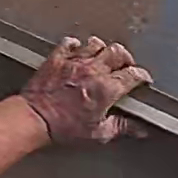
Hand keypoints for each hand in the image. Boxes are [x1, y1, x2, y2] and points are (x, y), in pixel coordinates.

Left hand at [18, 36, 152, 144]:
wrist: (34, 118)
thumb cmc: (63, 128)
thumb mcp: (98, 134)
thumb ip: (121, 128)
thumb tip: (139, 129)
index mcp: (106, 89)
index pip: (133, 74)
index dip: (142, 76)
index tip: (142, 79)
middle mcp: (93, 70)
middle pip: (118, 52)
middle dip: (125, 58)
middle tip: (125, 66)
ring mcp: (74, 61)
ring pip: (96, 44)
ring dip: (102, 50)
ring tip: (102, 58)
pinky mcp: (57, 58)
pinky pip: (69, 42)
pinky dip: (76, 45)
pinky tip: (77, 52)